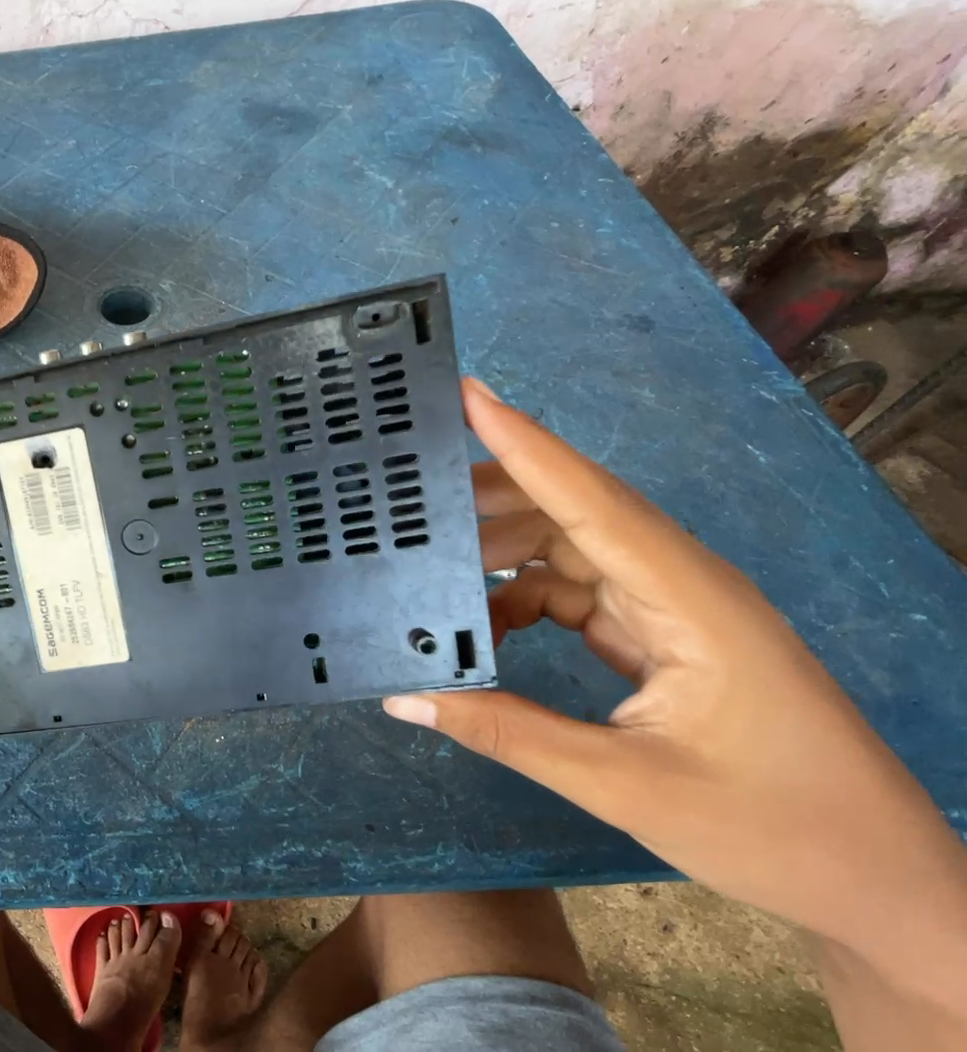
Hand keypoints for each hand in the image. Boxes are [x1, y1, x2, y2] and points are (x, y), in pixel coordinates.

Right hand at [382, 380, 966, 1012]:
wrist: (876, 884)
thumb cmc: (771, 828)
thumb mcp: (622, 785)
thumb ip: (505, 731)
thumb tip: (402, 698)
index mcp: (695, 604)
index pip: (596, 505)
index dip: (528, 447)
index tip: (469, 395)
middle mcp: (686, 588)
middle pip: (580, 512)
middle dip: (498, 491)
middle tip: (414, 488)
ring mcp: (677, 612)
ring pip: (574, 550)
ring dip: (504, 550)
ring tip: (431, 556)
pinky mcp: (666, 639)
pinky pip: (578, 594)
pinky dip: (522, 598)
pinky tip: (480, 622)